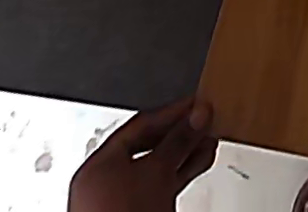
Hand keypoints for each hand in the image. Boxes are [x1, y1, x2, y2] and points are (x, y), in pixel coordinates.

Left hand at [69, 98, 217, 211]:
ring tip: (208, 141)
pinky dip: (178, 174)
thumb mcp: (158, 173)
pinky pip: (158, 186)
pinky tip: (198, 164)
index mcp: (98, 166)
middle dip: (180, 133)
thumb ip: (179, 140)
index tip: (196, 105)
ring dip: (184, 153)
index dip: (172, 112)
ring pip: (156, 167)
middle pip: (148, 145)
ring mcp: (118, 203)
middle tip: (204, 122)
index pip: (140, 124)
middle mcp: (104, 182)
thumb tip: (197, 115)